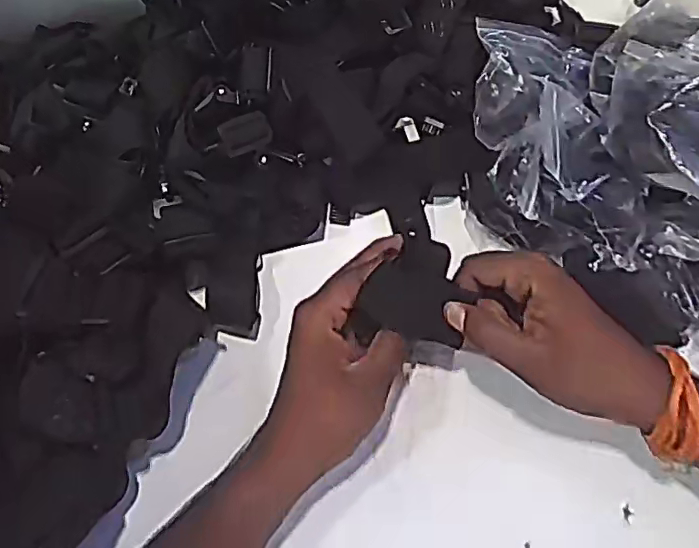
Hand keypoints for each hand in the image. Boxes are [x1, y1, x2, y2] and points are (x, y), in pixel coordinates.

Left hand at [252, 235, 409, 482]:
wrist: (294, 453)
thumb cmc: (320, 421)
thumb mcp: (370, 380)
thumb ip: (392, 344)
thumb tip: (404, 323)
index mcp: (318, 314)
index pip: (353, 274)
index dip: (379, 257)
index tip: (399, 244)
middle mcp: (312, 316)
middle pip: (349, 281)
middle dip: (377, 267)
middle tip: (403, 253)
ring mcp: (314, 332)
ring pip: (349, 301)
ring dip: (374, 292)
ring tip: (402, 282)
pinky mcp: (320, 348)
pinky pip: (347, 320)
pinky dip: (368, 314)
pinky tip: (388, 318)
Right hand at [446, 251, 670, 429]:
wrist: (640, 392)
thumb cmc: (593, 374)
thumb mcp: (526, 358)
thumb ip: (481, 330)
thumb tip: (451, 310)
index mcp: (531, 271)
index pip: (471, 269)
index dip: (464, 299)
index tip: (472, 329)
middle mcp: (538, 268)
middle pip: (483, 279)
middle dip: (482, 311)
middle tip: (502, 344)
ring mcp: (545, 283)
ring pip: (495, 293)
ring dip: (497, 320)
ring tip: (519, 348)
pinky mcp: (550, 298)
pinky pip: (512, 302)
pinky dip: (510, 323)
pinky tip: (527, 346)